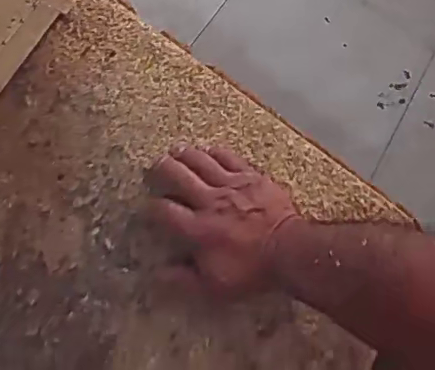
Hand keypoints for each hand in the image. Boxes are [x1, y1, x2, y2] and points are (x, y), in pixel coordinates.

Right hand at [145, 144, 300, 297]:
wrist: (287, 246)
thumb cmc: (249, 270)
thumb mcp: (211, 286)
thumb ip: (182, 279)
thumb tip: (156, 274)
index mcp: (198, 230)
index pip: (167, 213)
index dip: (154, 207)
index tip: (147, 203)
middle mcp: (212, 202)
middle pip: (183, 180)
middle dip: (166, 170)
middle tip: (156, 162)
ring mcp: (233, 186)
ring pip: (205, 164)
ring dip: (189, 156)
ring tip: (177, 149)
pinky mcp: (252, 176)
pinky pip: (231, 159)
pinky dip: (218, 153)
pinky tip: (210, 149)